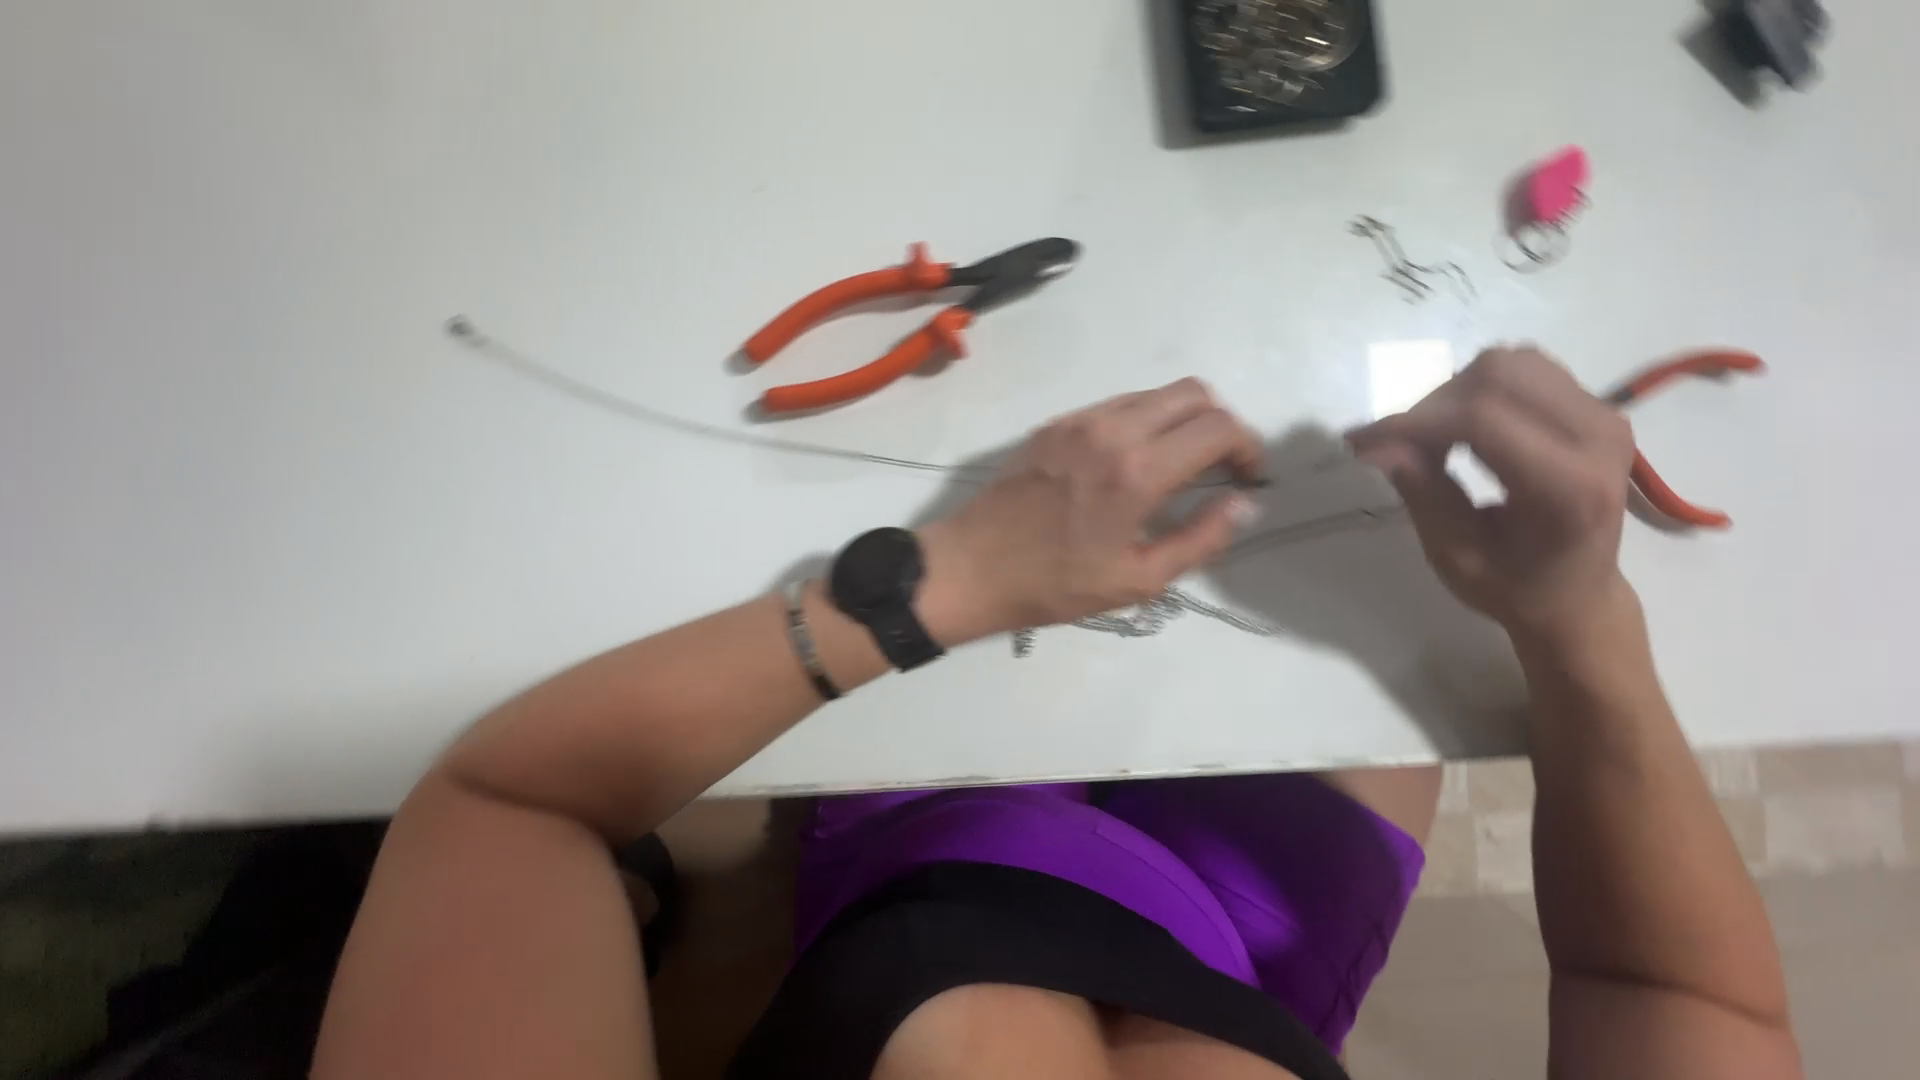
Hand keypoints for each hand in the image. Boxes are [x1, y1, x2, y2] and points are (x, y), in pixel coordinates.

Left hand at [916, 379, 1265, 642]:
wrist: (970, 568)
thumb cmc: (1054, 584)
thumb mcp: (1138, 579)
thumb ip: (1201, 538)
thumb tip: (1244, 503)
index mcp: (1137, 470)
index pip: (1219, 427)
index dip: (1247, 448)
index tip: (1245, 479)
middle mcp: (1112, 429)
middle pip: (1194, 393)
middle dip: (1219, 425)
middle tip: (1216, 468)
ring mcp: (1078, 420)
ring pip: (1154, 394)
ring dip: (1180, 420)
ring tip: (1175, 467)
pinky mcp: (1054, 424)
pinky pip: (1115, 405)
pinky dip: (1141, 422)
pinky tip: (1129, 465)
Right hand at [1346, 346, 1637, 644]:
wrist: (1576, 594)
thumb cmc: (1513, 587)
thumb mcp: (1454, 557)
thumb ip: (1423, 494)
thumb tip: (1378, 446)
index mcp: (1568, 487)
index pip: (1481, 419)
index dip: (1411, 422)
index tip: (1360, 442)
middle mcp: (1597, 438)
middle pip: (1496, 375)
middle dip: (1429, 406)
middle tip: (1396, 446)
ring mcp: (1603, 415)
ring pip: (1509, 362)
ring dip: (1452, 393)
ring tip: (1428, 437)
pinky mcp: (1594, 407)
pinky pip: (1526, 368)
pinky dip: (1477, 389)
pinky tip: (1459, 427)